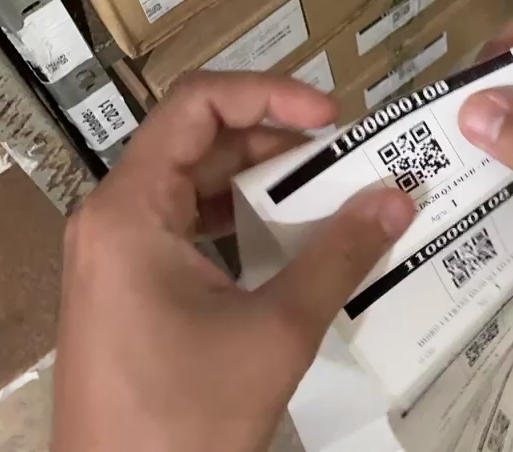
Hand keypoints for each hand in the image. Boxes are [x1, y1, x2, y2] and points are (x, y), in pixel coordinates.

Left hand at [54, 73, 415, 451]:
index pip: (197, 102)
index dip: (268, 93)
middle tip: (342, 156)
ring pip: (194, 180)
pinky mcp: (129, 286)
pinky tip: (286, 238)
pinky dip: (240, 216)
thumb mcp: (276, 331)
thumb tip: (398, 198)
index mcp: (130, 208)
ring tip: (324, 191)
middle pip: (198, 139)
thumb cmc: (185, 422)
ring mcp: (117, 253)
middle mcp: (114, 216)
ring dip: (261, 178)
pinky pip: (188, 222)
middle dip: (275, 139)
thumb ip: (340, 255)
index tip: (329, 117)